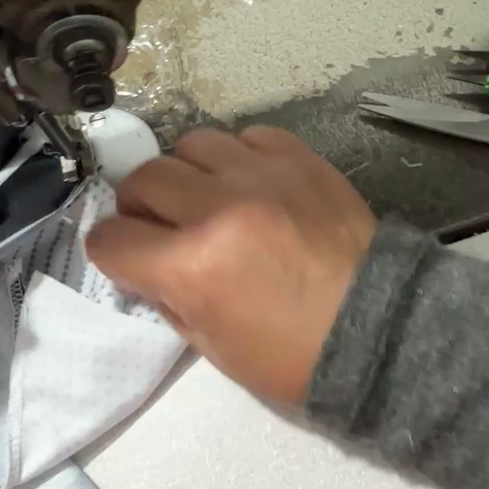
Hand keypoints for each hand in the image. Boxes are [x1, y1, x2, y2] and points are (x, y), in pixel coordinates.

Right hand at [85, 126, 375, 406]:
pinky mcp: (300, 157)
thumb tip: (146, 263)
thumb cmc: (293, 352)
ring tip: (209, 199)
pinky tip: (253, 184)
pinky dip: (239, 158)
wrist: (377, 325)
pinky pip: (248, 136)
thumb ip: (168, 295)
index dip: (111, 252)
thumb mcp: (213, 345)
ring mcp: (263, 175)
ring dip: (189, 174)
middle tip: (164, 227)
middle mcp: (220, 207)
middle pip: (144, 179)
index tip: (128, 258)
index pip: (112, 238)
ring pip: (192, 144)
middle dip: (141, 207)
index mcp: (194, 265)